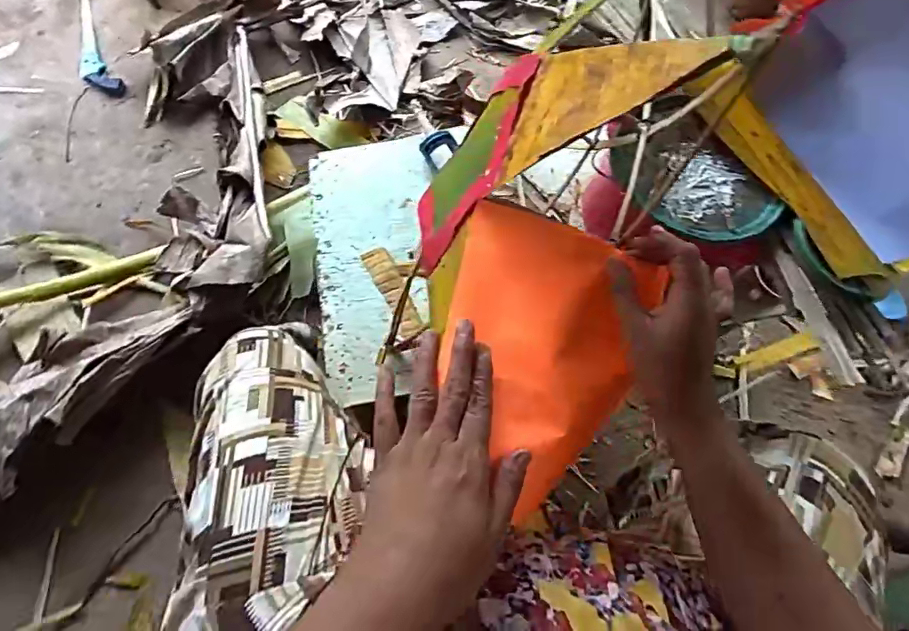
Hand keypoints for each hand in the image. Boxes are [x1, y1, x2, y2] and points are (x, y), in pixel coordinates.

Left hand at [311, 321, 530, 629]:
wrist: (396, 583)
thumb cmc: (452, 565)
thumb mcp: (493, 534)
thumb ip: (507, 487)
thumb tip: (524, 450)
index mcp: (470, 462)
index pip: (481, 408)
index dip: (485, 376)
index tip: (486, 348)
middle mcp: (440, 444)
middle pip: (454, 392)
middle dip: (460, 356)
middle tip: (463, 324)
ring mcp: (409, 447)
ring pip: (420, 394)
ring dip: (425, 361)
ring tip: (429, 333)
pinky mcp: (384, 458)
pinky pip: (384, 418)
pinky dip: (384, 391)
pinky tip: (384, 368)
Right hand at [607, 229, 733, 433]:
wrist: (687, 408)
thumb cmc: (659, 370)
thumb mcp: (635, 328)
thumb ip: (625, 291)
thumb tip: (614, 259)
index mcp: (690, 298)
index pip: (683, 253)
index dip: (660, 241)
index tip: (633, 242)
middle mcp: (706, 301)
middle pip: (691, 260)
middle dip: (663, 248)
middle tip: (633, 250)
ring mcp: (711, 313)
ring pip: (700, 274)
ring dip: (677, 260)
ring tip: (653, 256)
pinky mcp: (709, 325)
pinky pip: (716, 293)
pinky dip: (711, 279)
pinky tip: (716, 274)